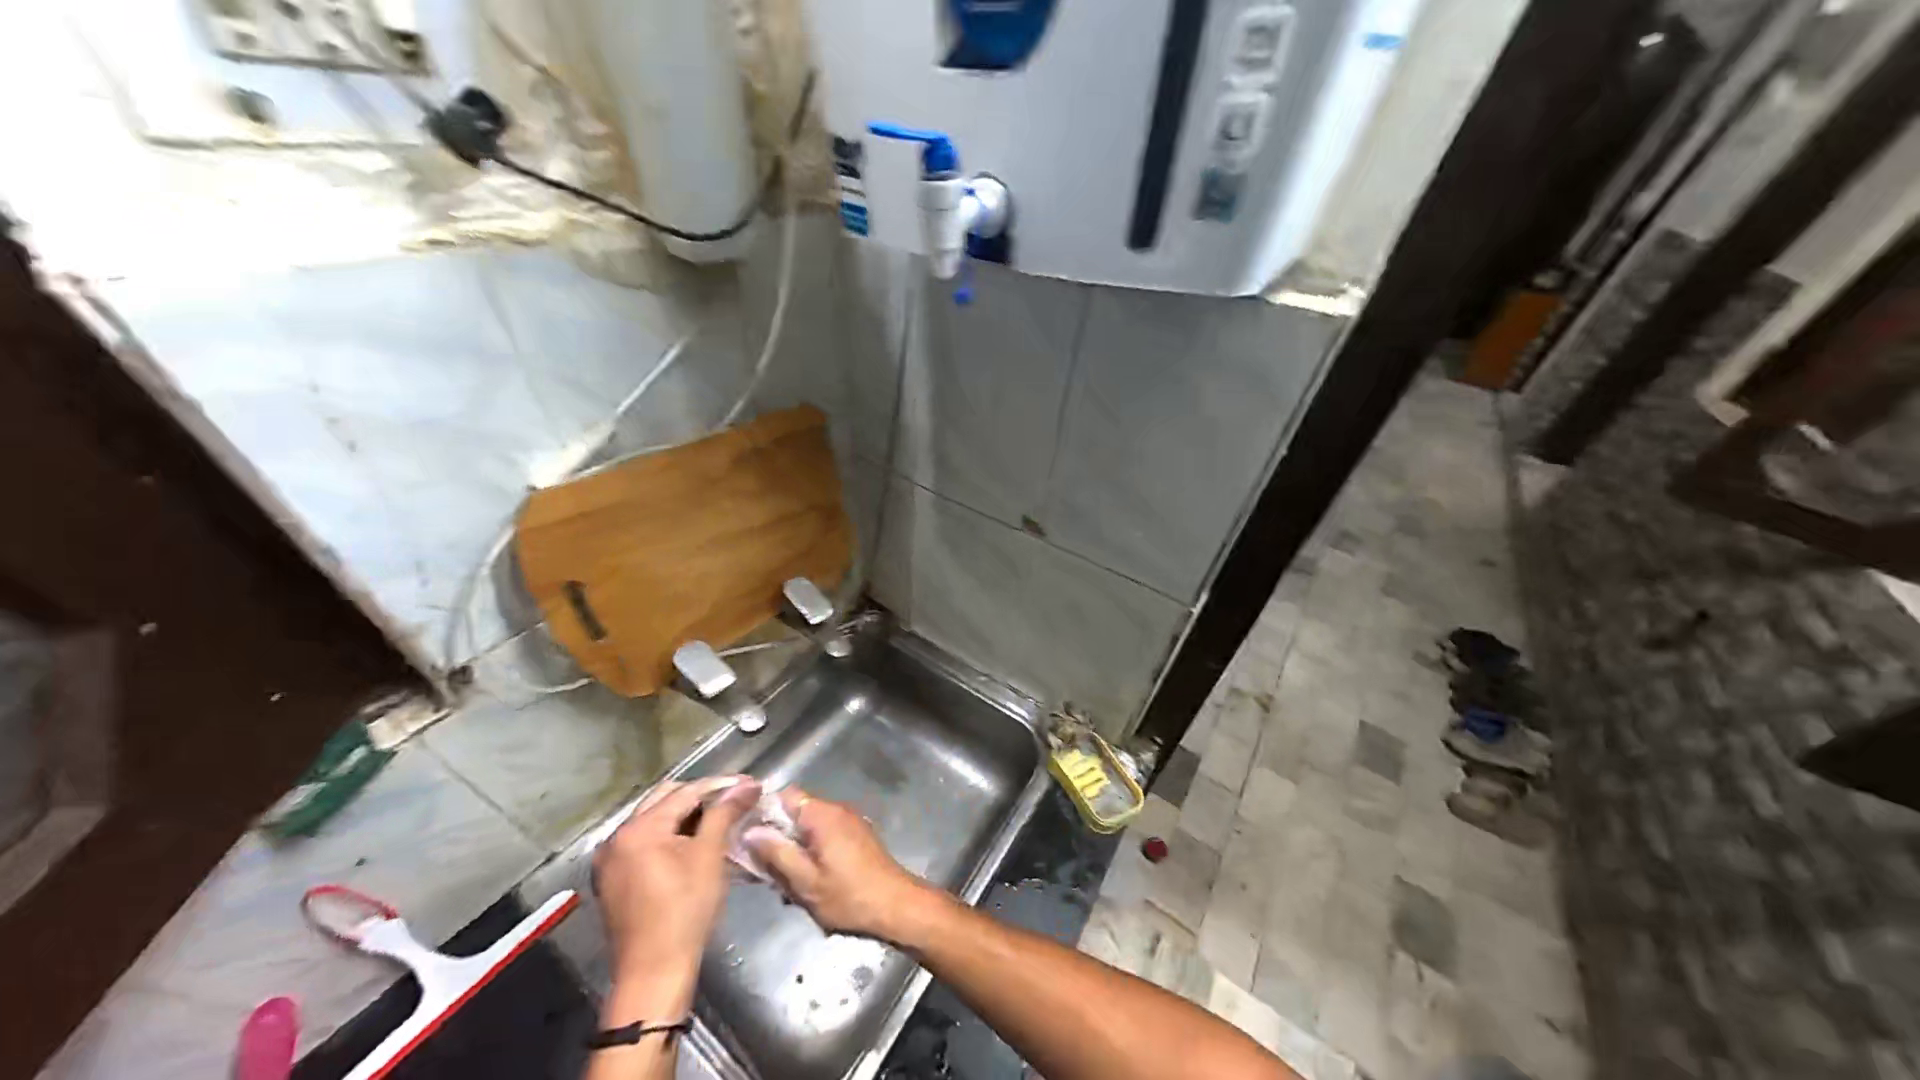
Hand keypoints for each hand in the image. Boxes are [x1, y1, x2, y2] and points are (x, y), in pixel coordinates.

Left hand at [593, 775, 760, 1005]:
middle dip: (701, 797)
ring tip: (718, 818)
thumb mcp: (710, 856)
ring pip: (652, 821)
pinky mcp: (612, 879)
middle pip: (664, 800)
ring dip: (684, 816)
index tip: (749, 784)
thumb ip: (725, 813)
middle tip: (734, 799)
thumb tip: (748, 785)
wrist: (654, 972)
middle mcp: (617, 837)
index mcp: (638, 829)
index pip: (685, 792)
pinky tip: (692, 842)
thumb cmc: (685, 910)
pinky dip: (667, 836)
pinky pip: (643, 843)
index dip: (720, 786)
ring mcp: (610, 860)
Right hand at [743, 788, 941, 942]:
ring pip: (809, 827)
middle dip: (778, 838)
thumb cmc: (848, 895)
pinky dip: (812, 852)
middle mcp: (836, 809)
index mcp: (822, 814)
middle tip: (766, 869)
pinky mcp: (856, 836)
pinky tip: (810, 881)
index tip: (748, 839)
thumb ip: (777, 853)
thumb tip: (750, 831)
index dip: (762, 814)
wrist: (896, 905)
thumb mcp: (805, 881)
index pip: (784, 796)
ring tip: (787, 882)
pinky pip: (824, 835)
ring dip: (795, 850)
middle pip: (795, 812)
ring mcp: (849, 821)